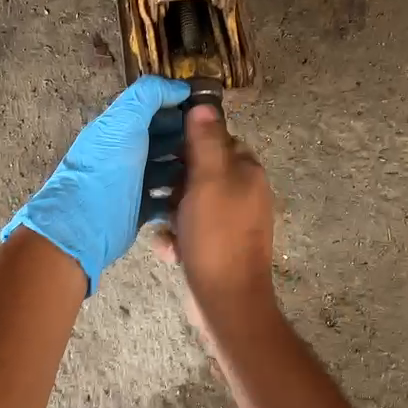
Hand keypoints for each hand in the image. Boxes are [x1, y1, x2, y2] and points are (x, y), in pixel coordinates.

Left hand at [2, 75, 190, 295]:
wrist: (84, 225)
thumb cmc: (105, 167)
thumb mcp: (125, 121)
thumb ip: (149, 95)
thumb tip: (179, 86)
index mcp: (120, 126)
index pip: (154, 109)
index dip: (178, 106)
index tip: (207, 110)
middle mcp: (126, 151)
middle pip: (164, 138)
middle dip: (187, 137)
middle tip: (215, 141)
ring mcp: (133, 182)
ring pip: (168, 168)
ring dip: (187, 166)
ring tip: (210, 167)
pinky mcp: (140, 209)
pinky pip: (167, 198)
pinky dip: (181, 195)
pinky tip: (198, 193)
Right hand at [171, 103, 276, 319]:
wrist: (226, 303)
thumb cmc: (217, 235)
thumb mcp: (208, 180)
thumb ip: (205, 141)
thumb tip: (203, 104)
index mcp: (248, 172)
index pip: (219, 140)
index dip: (191, 143)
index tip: (165, 150)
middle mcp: (245, 193)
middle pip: (202, 171)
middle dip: (176, 182)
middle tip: (159, 192)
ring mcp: (233, 223)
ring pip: (192, 202)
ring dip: (172, 212)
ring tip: (162, 225)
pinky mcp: (219, 247)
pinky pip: (193, 230)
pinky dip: (178, 237)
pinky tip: (168, 249)